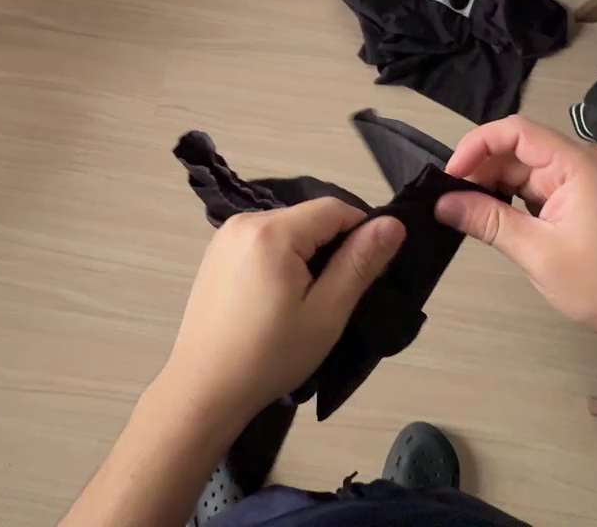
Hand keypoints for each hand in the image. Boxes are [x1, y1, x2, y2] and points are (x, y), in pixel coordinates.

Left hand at [158, 198, 405, 423]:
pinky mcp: (216, 253)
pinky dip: (280, 260)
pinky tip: (278, 299)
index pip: (334, 208)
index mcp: (273, 230)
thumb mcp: (326, 313)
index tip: (369, 272)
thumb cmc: (270, 355)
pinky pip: (263, 241)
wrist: (203, 389)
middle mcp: (245, 220)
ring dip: (306, 254)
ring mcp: (225, 235)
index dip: (361, 233)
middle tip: (339, 296)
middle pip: (308, 218)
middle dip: (332, 247)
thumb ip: (360, 263)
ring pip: (286, 229)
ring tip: (308, 301)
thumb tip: (393, 223)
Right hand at [433, 116, 596, 361]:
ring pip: (523, 169)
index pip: (515, 132)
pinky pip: (535, 186)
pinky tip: (493, 216)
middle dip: (481, 169)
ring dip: (493, 185)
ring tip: (467, 209)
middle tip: (451, 199)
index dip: (477, 146)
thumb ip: (488, 221)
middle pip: (517, 148)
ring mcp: (581, 182)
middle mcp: (579, 163)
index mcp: (576, 165)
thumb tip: (441, 203)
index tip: (450, 175)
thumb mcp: (538, 253)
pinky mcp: (579, 200)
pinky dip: (511, 198)